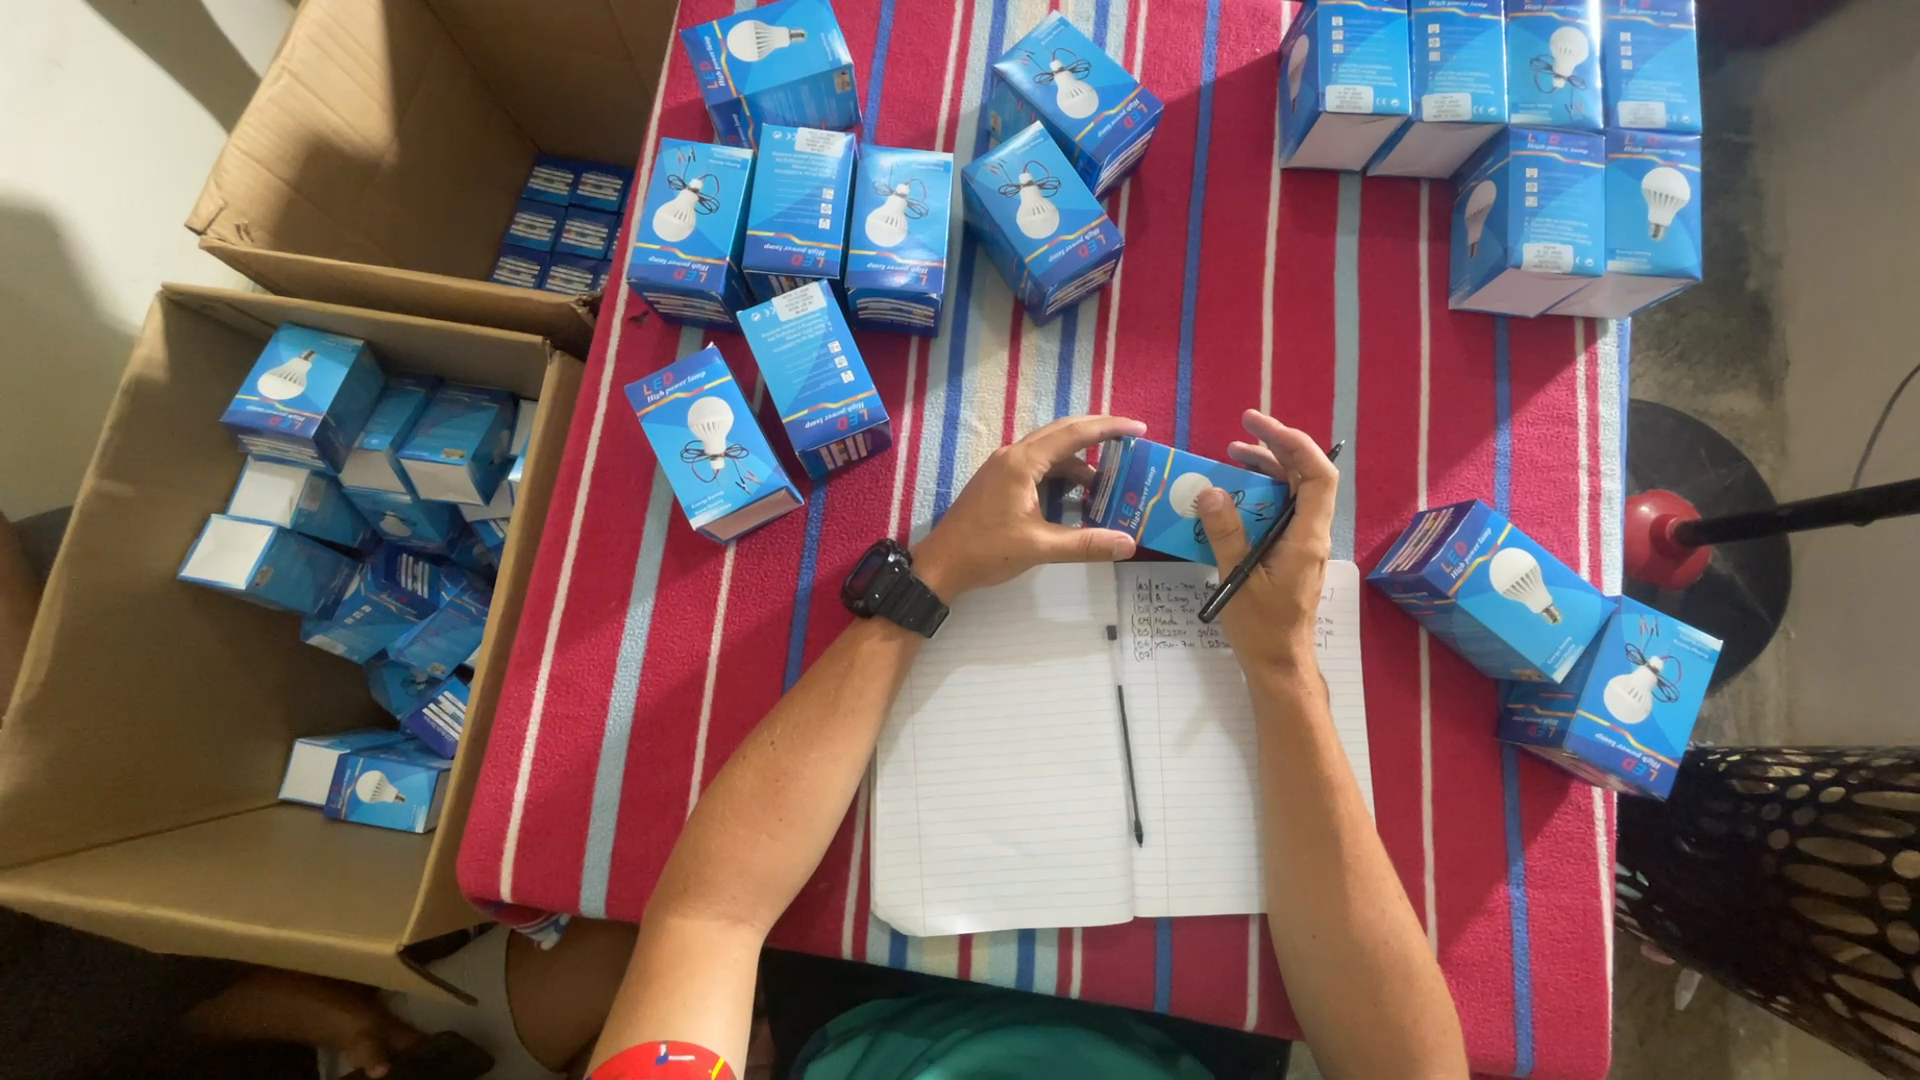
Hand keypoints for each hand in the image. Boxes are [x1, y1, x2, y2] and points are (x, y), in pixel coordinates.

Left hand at [913, 415, 1145, 598]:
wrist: (941, 564)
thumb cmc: (986, 551)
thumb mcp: (1040, 547)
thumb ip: (1086, 543)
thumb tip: (1128, 544)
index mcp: (1023, 463)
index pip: (1074, 434)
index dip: (1109, 428)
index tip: (1138, 429)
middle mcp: (1013, 456)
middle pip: (1061, 432)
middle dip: (1097, 434)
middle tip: (1130, 441)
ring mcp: (1003, 467)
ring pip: (1049, 450)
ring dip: (1078, 460)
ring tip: (1107, 478)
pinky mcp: (998, 481)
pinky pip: (1037, 465)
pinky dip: (1060, 473)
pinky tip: (1076, 494)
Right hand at [1195, 411, 1337, 674]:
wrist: (1278, 663)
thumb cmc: (1261, 626)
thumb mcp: (1236, 578)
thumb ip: (1225, 533)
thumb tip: (1210, 492)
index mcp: (1307, 537)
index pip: (1318, 475)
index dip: (1294, 442)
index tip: (1258, 426)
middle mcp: (1311, 534)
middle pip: (1306, 477)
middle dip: (1275, 449)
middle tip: (1237, 436)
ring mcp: (1302, 543)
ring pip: (1293, 492)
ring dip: (1265, 471)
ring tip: (1230, 459)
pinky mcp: (1289, 552)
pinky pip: (1279, 512)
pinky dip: (1258, 496)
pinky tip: (1230, 498)